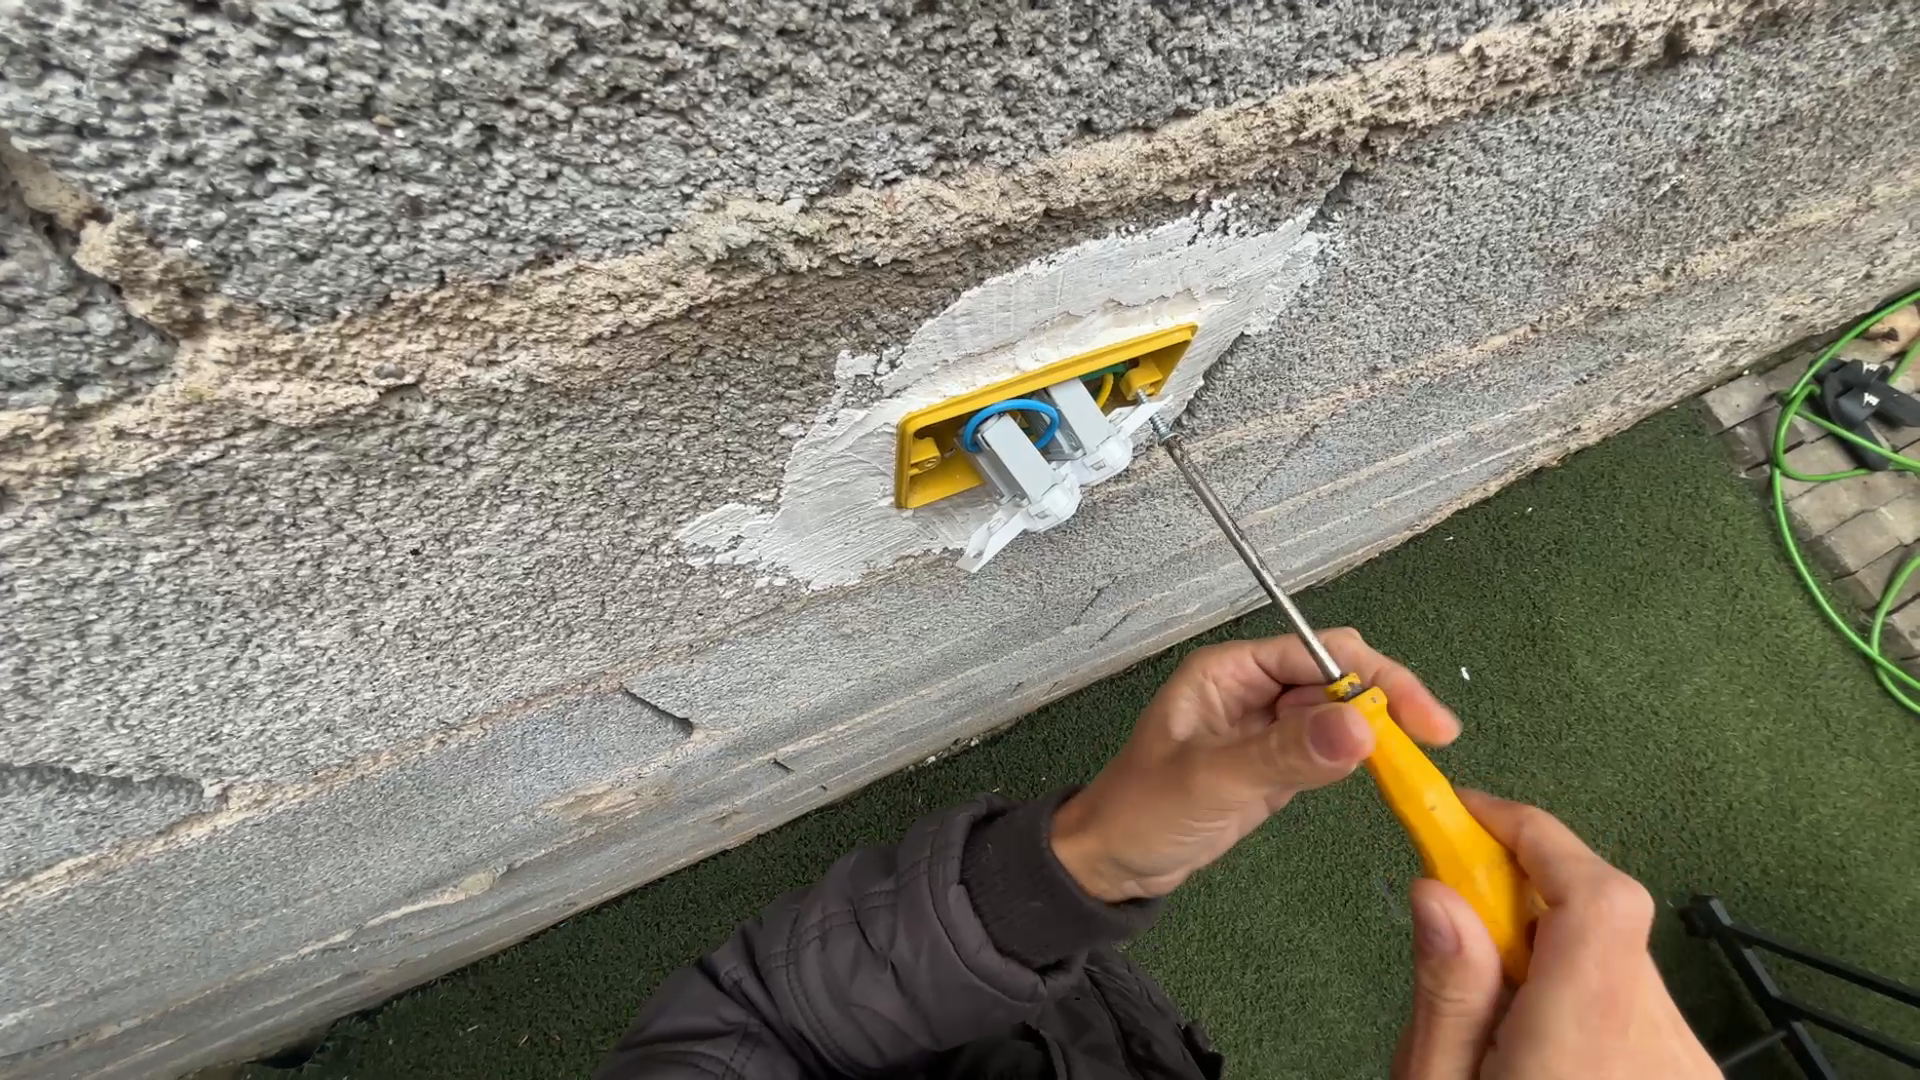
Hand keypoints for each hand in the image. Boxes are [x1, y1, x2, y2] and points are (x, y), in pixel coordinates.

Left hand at [1050, 630, 1459, 901]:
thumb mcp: (1210, 780)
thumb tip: (1363, 727)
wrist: (1117, 858)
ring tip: (1418, 762)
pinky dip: (1360, 755)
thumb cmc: (1143, 808)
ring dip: (1377, 728)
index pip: (1313, 651)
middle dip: (1383, 699)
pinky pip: (1328, 746)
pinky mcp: (1276, 761)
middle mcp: (1249, 688)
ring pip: (1337, 710)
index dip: (1373, 676)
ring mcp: (1265, 725)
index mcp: (1226, 671)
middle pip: (1334, 674)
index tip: (1425, 719)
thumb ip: (1282, 754)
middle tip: (1432, 743)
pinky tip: (1387, 772)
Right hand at [1394, 791, 1718, 1079]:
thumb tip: (1440, 893)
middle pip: (1601, 916)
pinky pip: (1632, 1001)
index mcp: (1589, 1044)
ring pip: (1615, 957)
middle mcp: (1662, 1055)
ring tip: (1480, 992)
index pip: (1596, 894)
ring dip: (1541, 938)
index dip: (1530, 832)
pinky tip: (1527, 1029)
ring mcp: (1690, 1075)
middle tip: (1446, 898)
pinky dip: (1571, 981)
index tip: (1461, 811)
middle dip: (1516, 887)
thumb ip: (1446, 992)